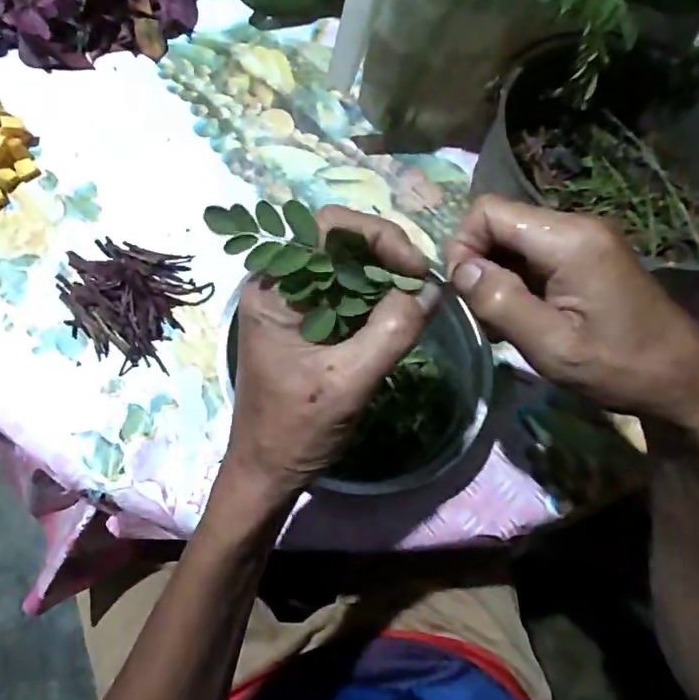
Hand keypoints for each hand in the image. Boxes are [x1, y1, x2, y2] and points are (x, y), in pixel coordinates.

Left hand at [219, 207, 433, 517]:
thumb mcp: (347, 383)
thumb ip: (390, 332)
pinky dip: (378, 298)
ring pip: (346, 267)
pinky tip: (401, 313)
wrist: (268, 471)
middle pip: (338, 242)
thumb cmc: (294, 429)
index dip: (375, 234)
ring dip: (385, 276)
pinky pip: (348, 294)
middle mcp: (279, 286)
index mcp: (271, 290)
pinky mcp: (310, 324)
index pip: (324, 228)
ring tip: (418, 297)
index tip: (413, 267)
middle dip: (385, 254)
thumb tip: (430, 289)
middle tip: (422, 282)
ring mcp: (295, 304)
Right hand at [443, 195, 698, 436]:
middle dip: (478, 264)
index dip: (463, 245)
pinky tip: (523, 317)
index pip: (488, 211)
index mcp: (570, 241)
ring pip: (512, 240)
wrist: (682, 383)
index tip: (464, 291)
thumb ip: (500, 302)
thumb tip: (459, 269)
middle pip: (499, 222)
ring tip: (503, 322)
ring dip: (496, 277)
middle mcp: (577, 226)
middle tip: (484, 315)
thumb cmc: (619, 368)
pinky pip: (533, 254)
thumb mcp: (552, 346)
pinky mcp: (587, 255)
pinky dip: (516, 281)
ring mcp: (585, 239)